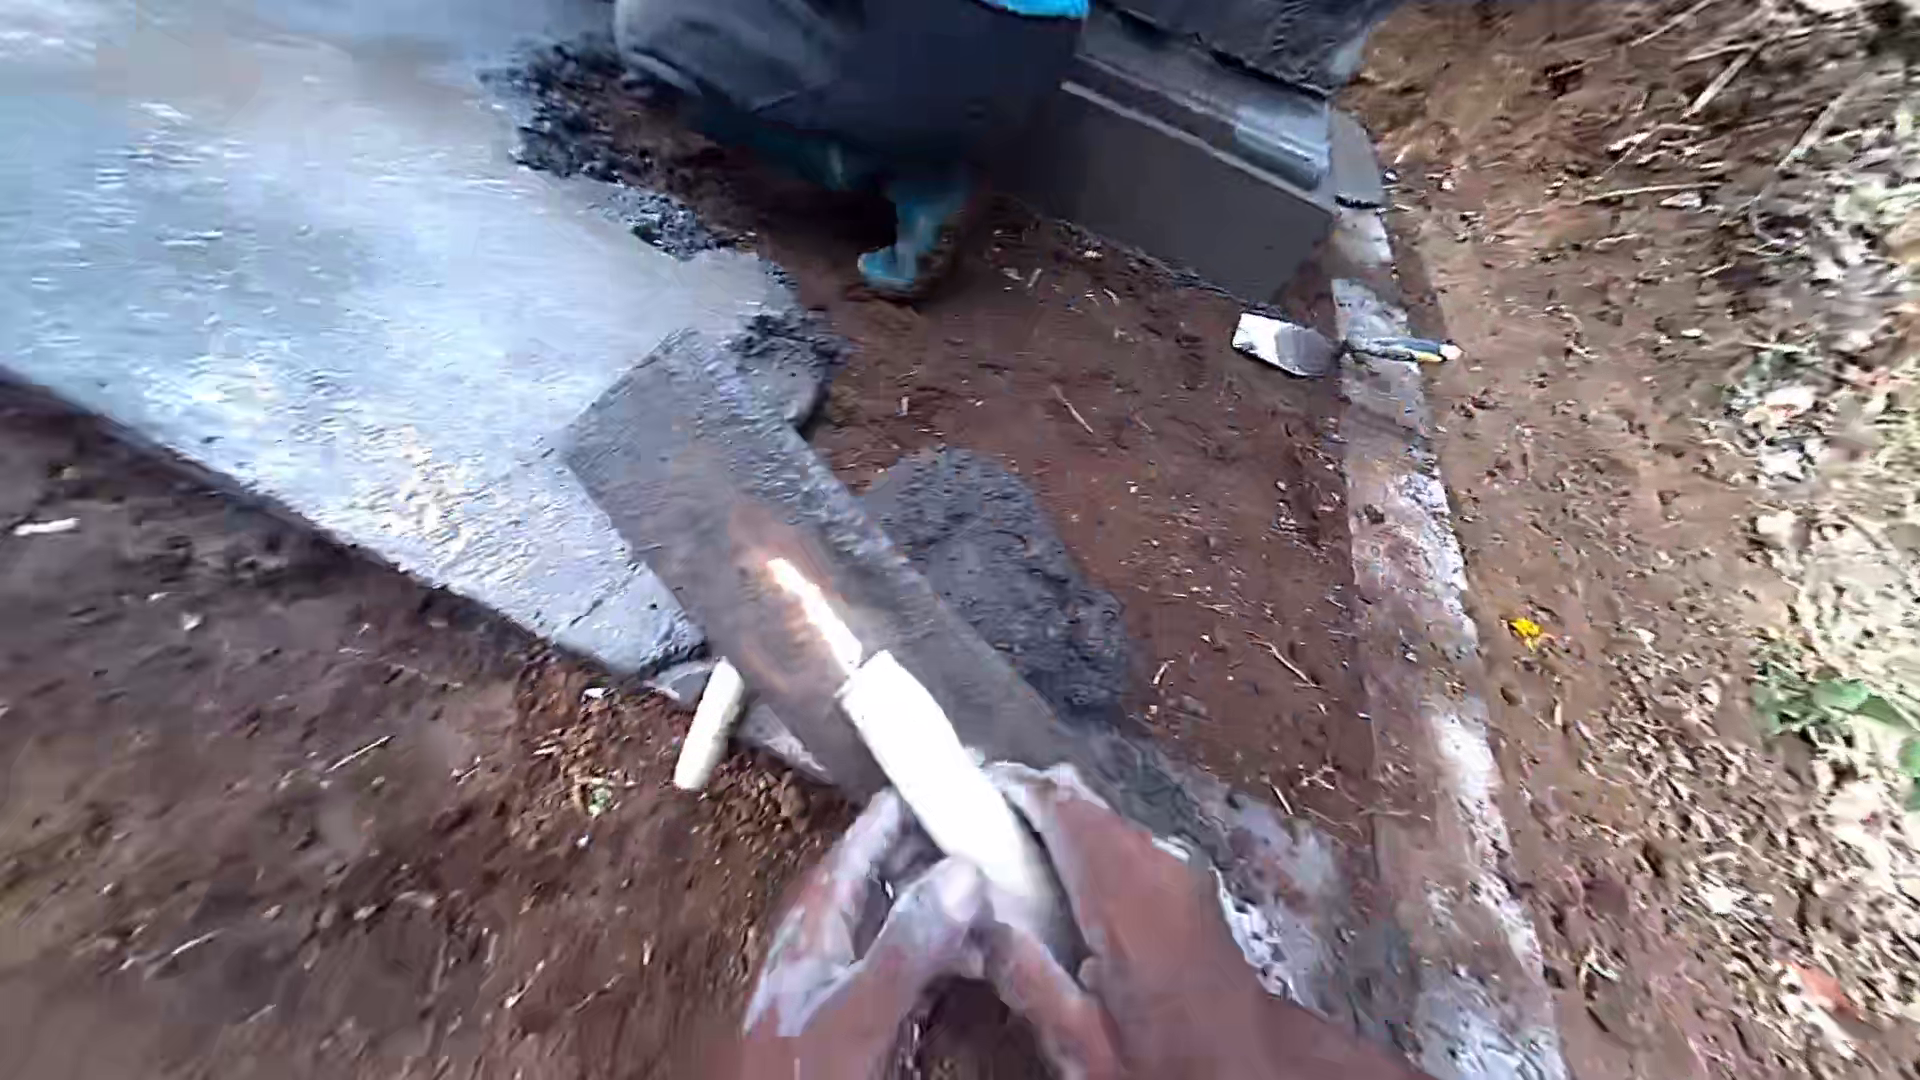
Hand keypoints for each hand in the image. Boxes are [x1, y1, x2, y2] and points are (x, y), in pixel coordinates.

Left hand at [734, 789, 989, 1078]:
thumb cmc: (804, 1077)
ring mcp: (858, 956)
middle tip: (1003, 825)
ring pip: (914, 901)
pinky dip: (954, 940)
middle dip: (947, 841)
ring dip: (956, 892)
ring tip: (1007, 880)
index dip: (920, 796)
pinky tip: (987, 947)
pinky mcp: (873, 995)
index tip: (973, 771)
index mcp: (823, 903)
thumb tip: (965, 868)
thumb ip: (906, 942)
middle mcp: (841, 917)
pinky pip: (921, 948)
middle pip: (900, 858)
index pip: (875, 825)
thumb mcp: (855, 1010)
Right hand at [985, 763, 1432, 1079]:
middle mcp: (1154, 861)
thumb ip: (1031, 982)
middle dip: (1038, 794)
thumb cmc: (1167, 1059)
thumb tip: (981, 921)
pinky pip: (1124, 829)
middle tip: (994, 804)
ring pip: (1106, 811)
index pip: (1066, 812)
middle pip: (1085, 801)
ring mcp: (1176, 860)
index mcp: (1125, 896)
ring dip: (1064, 809)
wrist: (1252, 1063)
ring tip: (1023, 823)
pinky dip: (1090, 826)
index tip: (985, 781)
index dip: (1024, 788)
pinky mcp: (1186, 869)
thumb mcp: (1089, 1046)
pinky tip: (1069, 853)